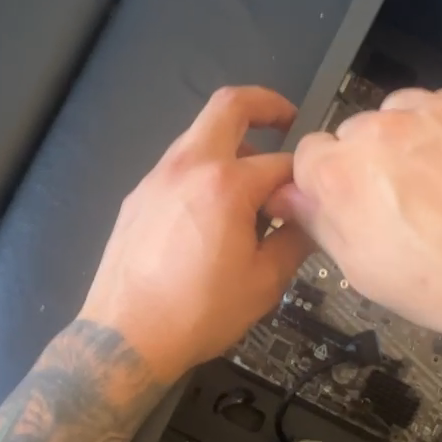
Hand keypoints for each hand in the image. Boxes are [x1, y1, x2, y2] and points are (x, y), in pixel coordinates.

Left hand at [79, 86, 314, 378]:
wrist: (127, 337)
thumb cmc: (199, 314)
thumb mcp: (263, 284)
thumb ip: (294, 241)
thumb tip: (308, 220)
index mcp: (226, 185)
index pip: (280, 162)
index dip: (304, 175)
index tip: (313, 190)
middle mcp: (187, 167)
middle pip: (229, 106)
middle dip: (264, 104)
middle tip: (286, 121)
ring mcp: (155, 179)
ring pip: (197, 136)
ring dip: (229, 143)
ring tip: (248, 182)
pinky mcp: (136, 199)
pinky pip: (176, 168)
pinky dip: (201, 171)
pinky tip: (210, 212)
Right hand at [269, 85, 441, 354]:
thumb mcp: (362, 270)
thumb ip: (318, 222)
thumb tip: (286, 196)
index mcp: (341, 176)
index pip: (309, 155)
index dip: (325, 183)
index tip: (346, 203)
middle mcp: (381, 131)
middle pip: (354, 134)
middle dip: (367, 162)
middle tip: (399, 205)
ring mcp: (433, 110)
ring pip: (399, 114)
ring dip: (407, 142)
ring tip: (439, 188)